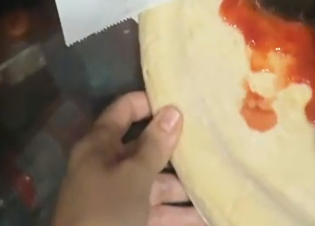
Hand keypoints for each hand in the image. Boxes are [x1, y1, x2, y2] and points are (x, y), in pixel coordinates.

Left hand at [52, 92, 205, 225]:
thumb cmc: (106, 212)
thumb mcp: (134, 176)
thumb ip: (155, 145)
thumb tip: (173, 110)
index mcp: (100, 146)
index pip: (125, 110)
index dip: (150, 102)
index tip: (182, 101)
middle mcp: (107, 167)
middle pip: (143, 148)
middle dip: (175, 149)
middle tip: (208, 141)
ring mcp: (117, 198)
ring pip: (154, 183)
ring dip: (182, 187)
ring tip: (215, 182)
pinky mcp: (126, 223)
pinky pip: (155, 212)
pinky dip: (177, 215)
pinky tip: (205, 216)